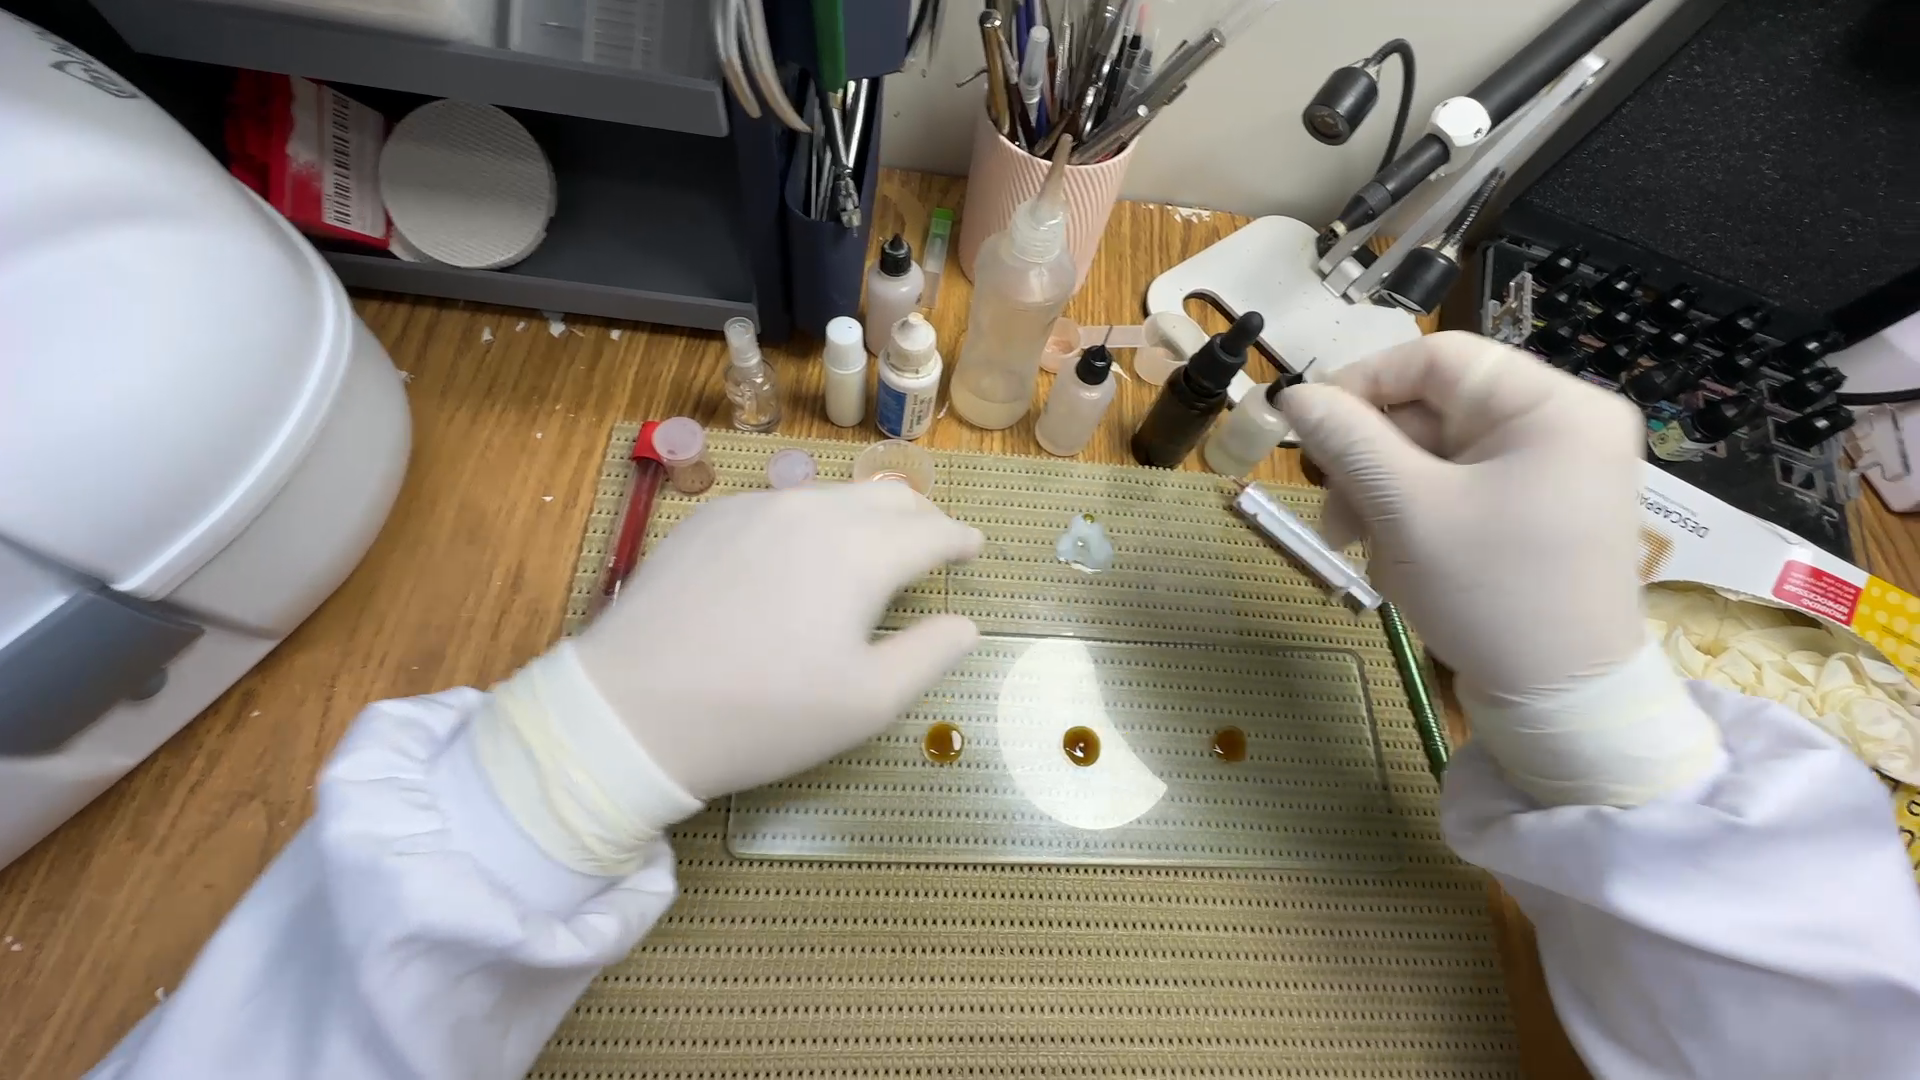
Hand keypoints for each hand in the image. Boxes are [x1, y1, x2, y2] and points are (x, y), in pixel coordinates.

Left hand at [472, 480, 983, 875]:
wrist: (630, 711)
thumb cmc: (762, 714)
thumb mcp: (866, 702)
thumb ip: (929, 654)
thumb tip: (965, 624)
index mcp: (859, 553)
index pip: (929, 531)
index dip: (959, 538)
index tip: (973, 546)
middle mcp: (811, 512)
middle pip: (885, 498)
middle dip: (919, 518)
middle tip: (932, 543)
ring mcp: (754, 507)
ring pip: (832, 495)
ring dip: (865, 515)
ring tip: (872, 542)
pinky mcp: (710, 518)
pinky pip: (781, 505)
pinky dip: (812, 520)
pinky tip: (800, 552)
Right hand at [1281, 332, 1720, 804]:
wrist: (1557, 697)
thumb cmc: (1489, 590)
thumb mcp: (1405, 509)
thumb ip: (1347, 442)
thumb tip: (1291, 395)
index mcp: (1550, 407)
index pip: (1435, 358)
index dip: (1360, 383)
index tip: (1304, 424)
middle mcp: (1555, 426)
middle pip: (1428, 410)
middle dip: (1365, 458)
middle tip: (1328, 506)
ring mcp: (1543, 471)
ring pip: (1428, 454)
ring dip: (1376, 493)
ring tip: (1352, 541)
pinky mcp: (1526, 509)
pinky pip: (1446, 488)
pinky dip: (1405, 514)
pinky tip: (1391, 555)